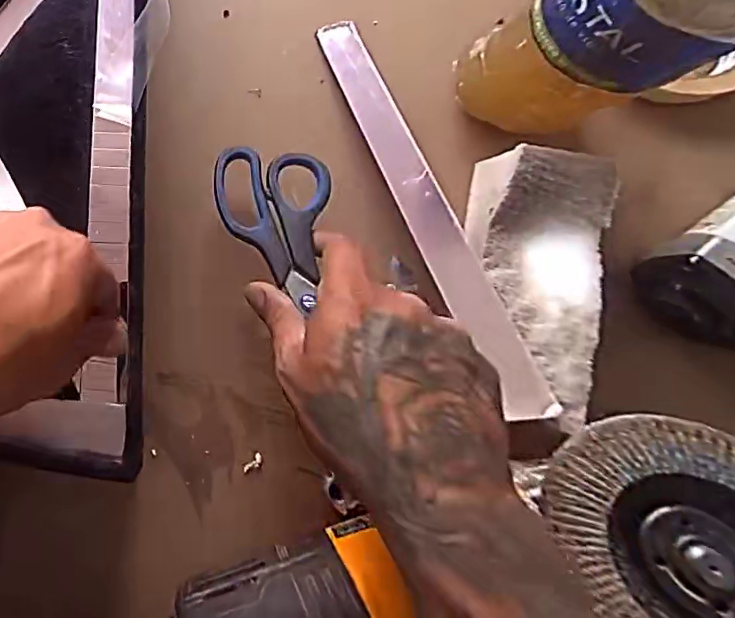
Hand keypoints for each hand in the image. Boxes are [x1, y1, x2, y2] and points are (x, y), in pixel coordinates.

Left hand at [0, 208, 123, 423]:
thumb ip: (91, 342)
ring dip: (26, 282)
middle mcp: (46, 231)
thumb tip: (105, 333)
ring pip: (30, 255)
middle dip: (61, 295)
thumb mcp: (57, 369)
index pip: (105, 288)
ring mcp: (5, 226)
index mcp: (79, 261)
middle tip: (42, 336)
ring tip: (2, 324)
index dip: (97, 319)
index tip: (86, 337)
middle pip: (68, 264)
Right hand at [246, 232, 589, 616]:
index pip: (341, 246)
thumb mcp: (297, 377)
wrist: (437, 490)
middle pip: (375, 290)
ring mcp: (442, 329)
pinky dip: (430, 362)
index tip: (320, 251)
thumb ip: (280, 321)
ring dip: (398, 340)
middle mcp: (400, 304)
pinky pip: (443, 346)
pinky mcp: (474, 357)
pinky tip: (419, 397)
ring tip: (389, 386)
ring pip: (410, 320)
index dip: (328, 245)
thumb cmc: (362, 437)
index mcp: (352, 302)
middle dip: (362, 312)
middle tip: (351, 350)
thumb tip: (260, 291)